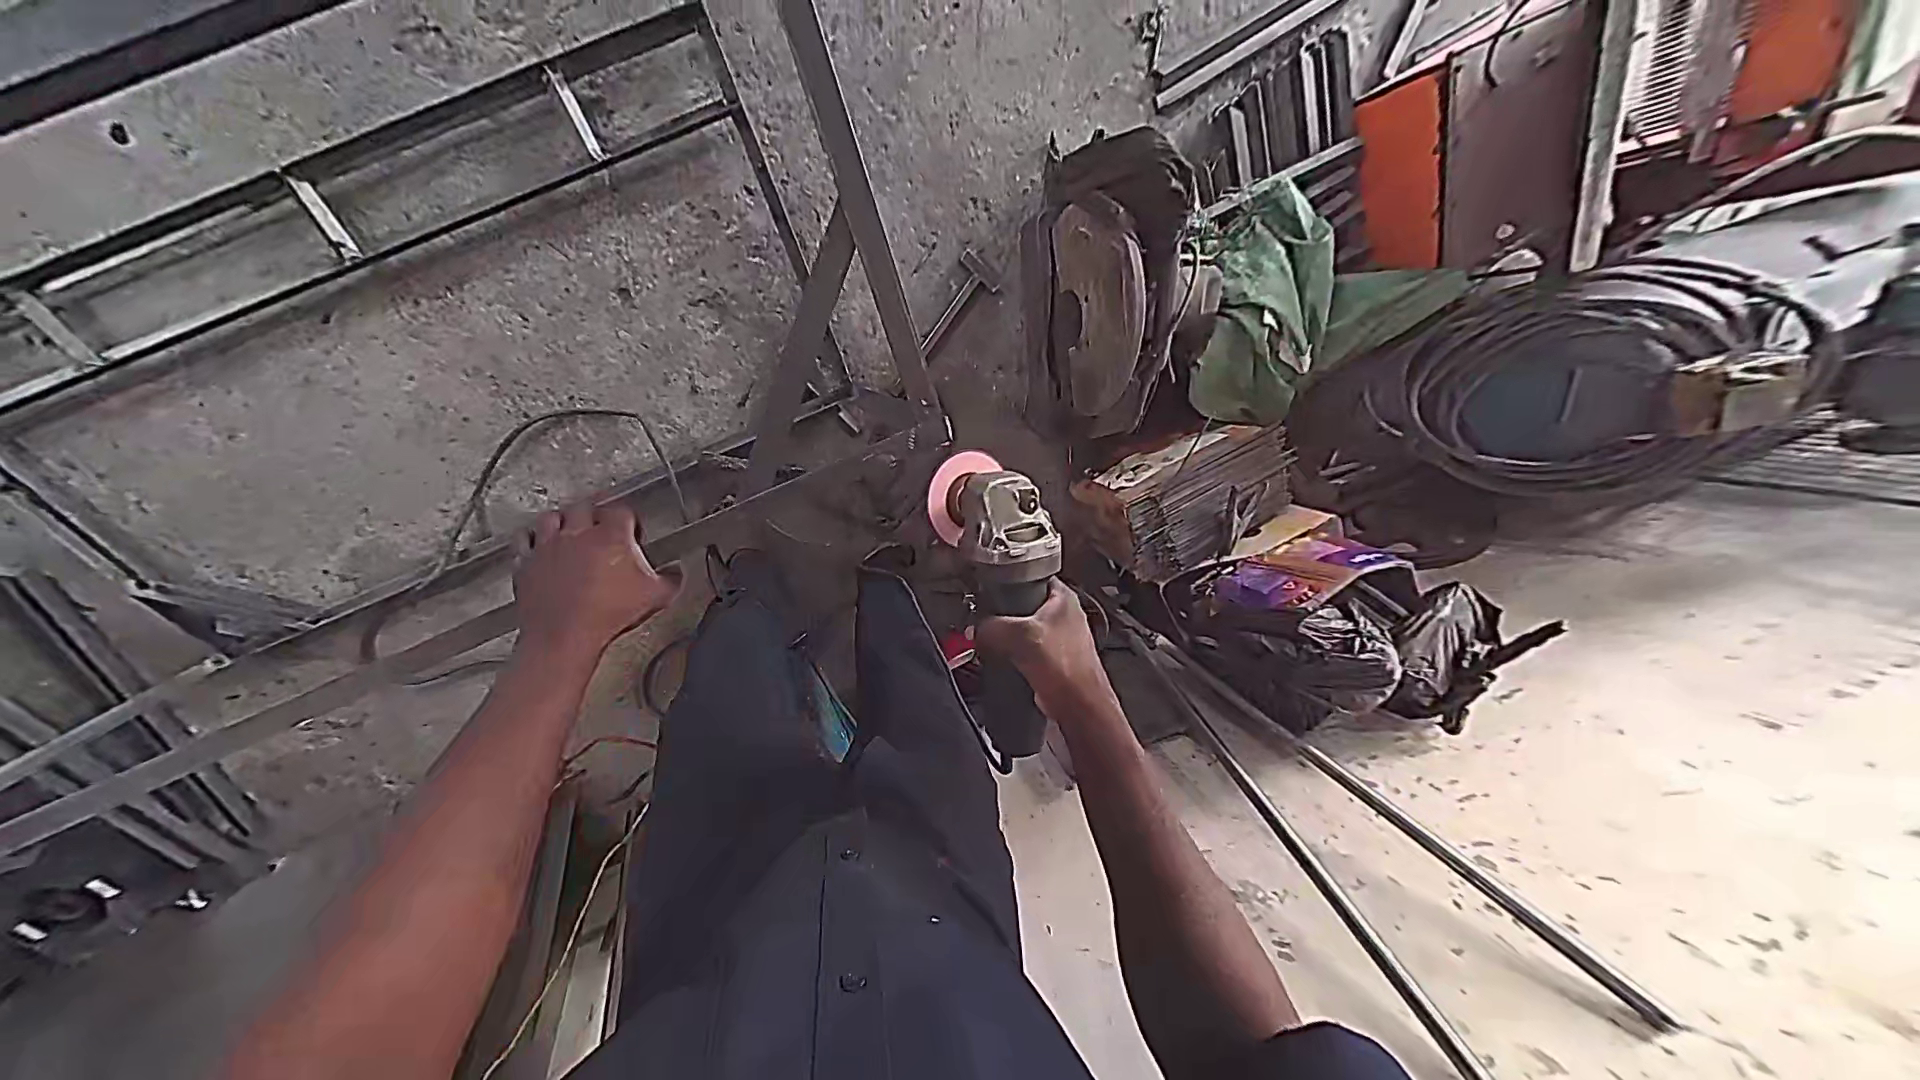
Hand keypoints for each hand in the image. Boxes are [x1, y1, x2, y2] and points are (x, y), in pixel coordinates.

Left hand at [513, 499, 678, 657]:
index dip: (630, 519)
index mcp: (611, 538)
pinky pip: (524, 539)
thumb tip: (676, 572)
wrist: (564, 637)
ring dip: (564, 519)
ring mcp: (548, 547)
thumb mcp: (656, 598)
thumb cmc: (606, 615)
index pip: (622, 511)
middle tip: (603, 522)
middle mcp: (577, 535)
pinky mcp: (526, 563)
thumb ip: (671, 579)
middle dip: (596, 512)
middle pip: (585, 506)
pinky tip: (539, 543)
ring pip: (552, 516)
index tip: (633, 530)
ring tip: (571, 527)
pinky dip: (532, 538)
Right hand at [975, 580, 1109, 708]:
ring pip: (1025, 630)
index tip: (992, 589)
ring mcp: (1060, 637)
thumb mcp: (1018, 636)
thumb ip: (992, 627)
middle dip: (1006, 615)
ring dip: (1011, 638)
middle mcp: (1065, 614)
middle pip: (1025, 605)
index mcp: (1063, 598)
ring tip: (1000, 644)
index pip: (1031, 576)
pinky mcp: (1053, 659)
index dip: (1010, 581)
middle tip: (991, 621)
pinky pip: (1027, 650)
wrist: (1079, 706)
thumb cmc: (1066, 669)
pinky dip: (1016, 655)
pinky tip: (1009, 662)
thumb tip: (977, 629)